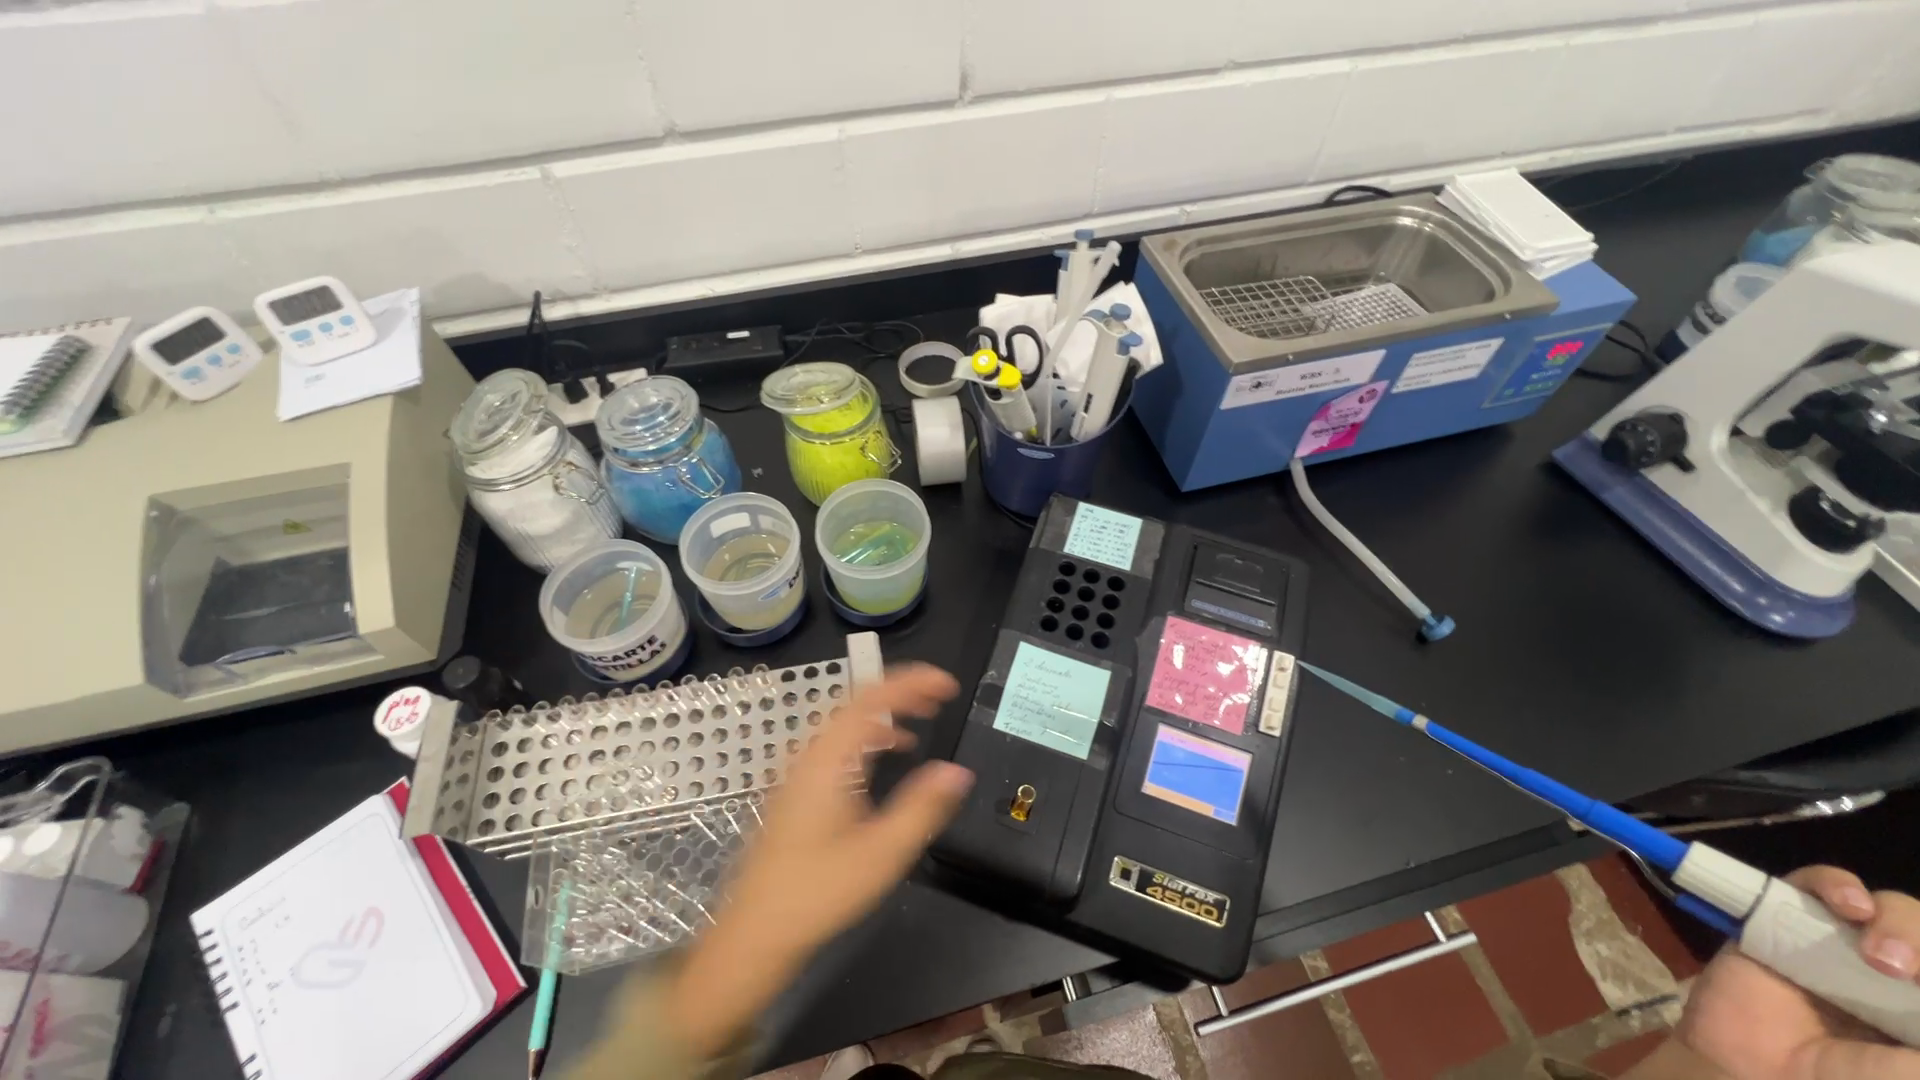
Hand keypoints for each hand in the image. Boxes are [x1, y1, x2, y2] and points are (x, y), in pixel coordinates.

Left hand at [663, 665, 972, 1057]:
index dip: (911, 683)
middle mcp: (809, 757)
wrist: (756, 932)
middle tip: (939, 696)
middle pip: (856, 702)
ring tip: (922, 720)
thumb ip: (922, 808)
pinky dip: (867, 737)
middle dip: (901, 692)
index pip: (872, 698)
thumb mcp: (881, 853)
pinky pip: (836, 744)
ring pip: (844, 723)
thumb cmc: (819, 892)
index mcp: (828, 762)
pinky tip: (886, 756)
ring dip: (885, 713)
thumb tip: (958, 772)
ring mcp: (798, 773)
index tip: (947, 684)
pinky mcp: (796, 791)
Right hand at [1669, 866, 1919, 1078]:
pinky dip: (1837, 885)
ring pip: (1880, 905)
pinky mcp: (1780, 917)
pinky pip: (1812, 883)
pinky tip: (1849, 907)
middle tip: (1906, 974)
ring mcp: (1833, 944)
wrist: (1764, 1069)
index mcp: (1918, 1007)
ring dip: (1895, 920)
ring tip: (1880, 955)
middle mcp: (1889, 975)